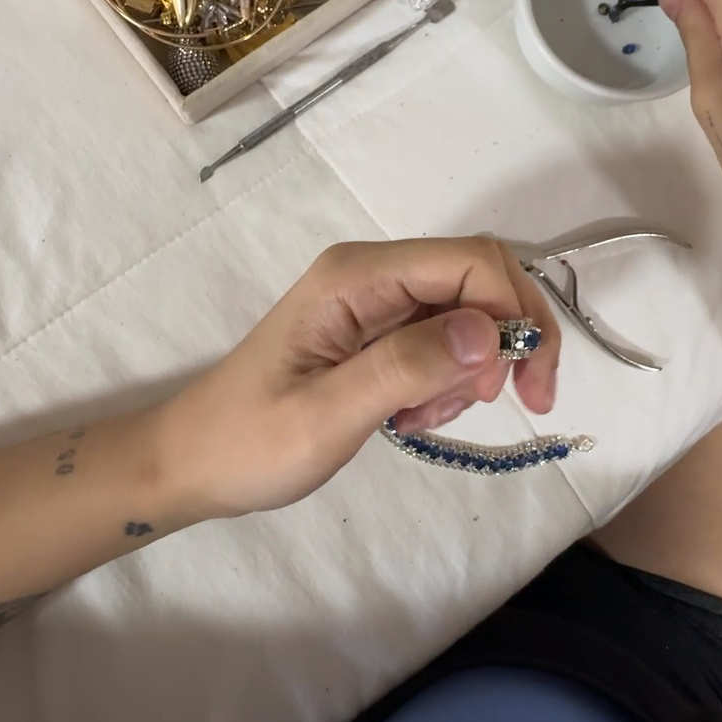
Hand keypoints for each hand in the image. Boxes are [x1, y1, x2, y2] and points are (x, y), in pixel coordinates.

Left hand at [153, 237, 559, 521]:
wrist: (196, 462)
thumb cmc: (250, 441)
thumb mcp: (327, 414)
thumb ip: (406, 366)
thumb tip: (491, 331)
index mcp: (357, 276)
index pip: (468, 260)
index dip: (513, 309)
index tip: (525, 383)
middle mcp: (374, 275)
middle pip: (478, 280)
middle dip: (510, 337)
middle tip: (514, 401)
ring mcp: (377, 302)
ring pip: (468, 316)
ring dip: (472, 370)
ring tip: (420, 419)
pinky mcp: (379, 331)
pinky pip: (444, 344)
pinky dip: (448, 382)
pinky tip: (410, 417)